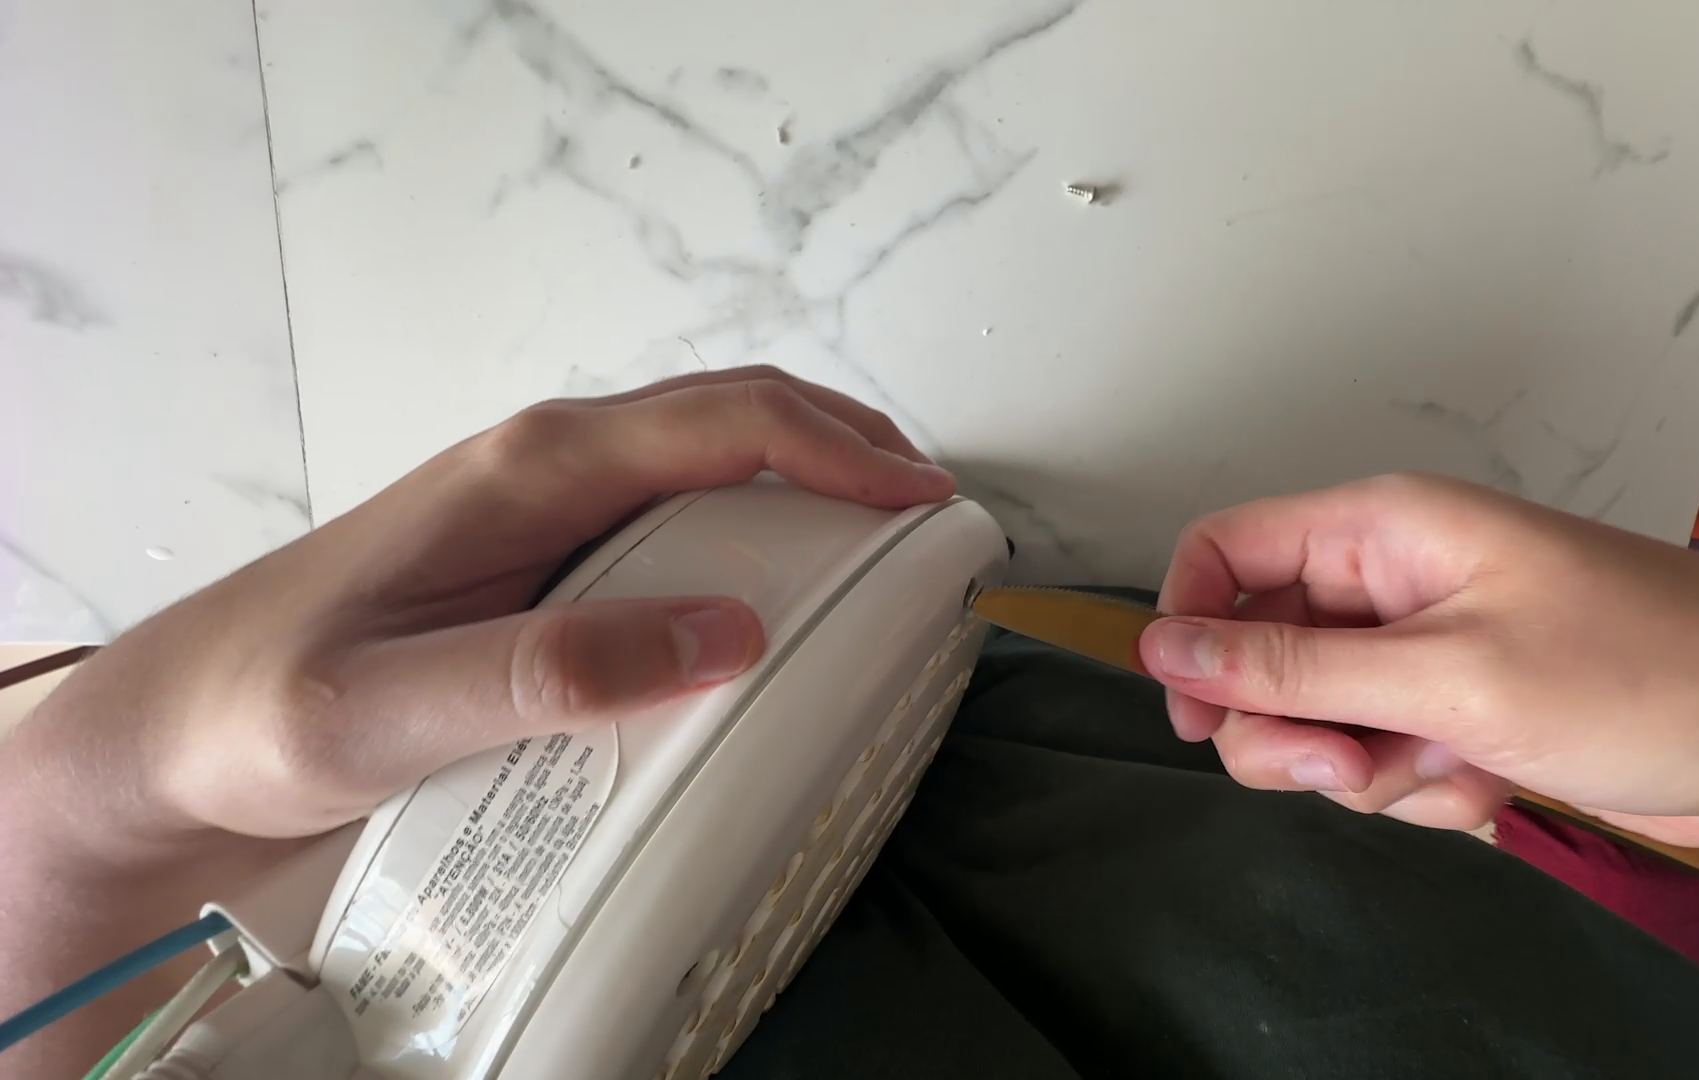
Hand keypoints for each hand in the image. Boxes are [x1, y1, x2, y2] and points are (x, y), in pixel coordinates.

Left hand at [0, 366, 952, 1076]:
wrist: (180, 719)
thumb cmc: (268, 710)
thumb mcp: (386, 709)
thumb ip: (551, 670)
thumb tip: (730, 635)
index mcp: (541, 465)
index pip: (728, 423)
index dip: (840, 449)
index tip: (920, 496)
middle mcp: (565, 452)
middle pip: (742, 405)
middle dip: (851, 435)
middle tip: (925, 498)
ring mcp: (570, 484)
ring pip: (727, 434)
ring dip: (821, 454)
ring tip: (886, 508)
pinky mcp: (572, 525)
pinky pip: (701, 483)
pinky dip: (775, 492)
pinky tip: (797, 544)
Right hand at [1138, 474, 1698, 920]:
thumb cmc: (1648, 679)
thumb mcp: (1445, 679)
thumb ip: (1287, 670)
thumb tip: (1159, 649)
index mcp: (1371, 532)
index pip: (1221, 551)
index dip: (1187, 622)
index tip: (1193, 708)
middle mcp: (1373, 584)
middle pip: (1253, 650)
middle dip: (1285, 724)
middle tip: (1342, 768)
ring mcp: (1401, 650)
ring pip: (1303, 714)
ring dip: (1353, 766)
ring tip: (1443, 773)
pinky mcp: (1431, 707)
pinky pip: (1361, 752)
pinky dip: (1406, 785)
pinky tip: (1481, 783)